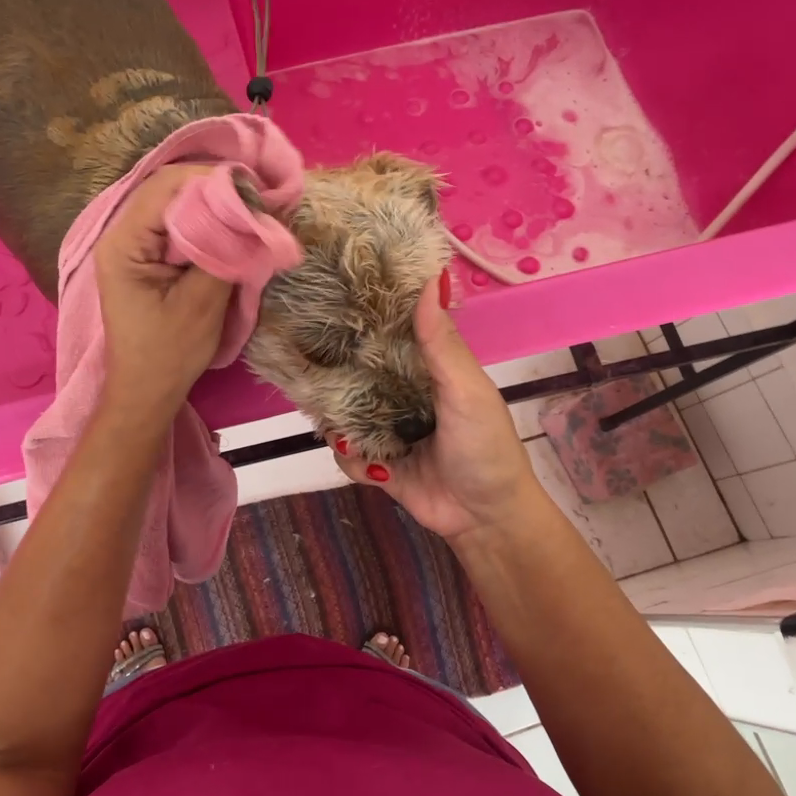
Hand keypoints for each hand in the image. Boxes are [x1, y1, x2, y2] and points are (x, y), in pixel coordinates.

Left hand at [95, 166, 234, 419]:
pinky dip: (206, 221)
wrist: (146, 392)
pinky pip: (177, 223)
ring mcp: (132, 244)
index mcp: (123, 243)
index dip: (212, 181)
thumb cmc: (168, 354)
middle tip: (257, 198)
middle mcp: (120, 234)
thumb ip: (224, 252)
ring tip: (249, 210)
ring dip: (213, 203)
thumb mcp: (201, 304)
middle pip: (169, 189)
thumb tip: (254, 212)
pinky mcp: (146, 256)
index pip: (166, 188)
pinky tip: (230, 227)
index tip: (254, 192)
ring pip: (175, 203)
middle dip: (215, 188)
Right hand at [329, 271, 539, 544]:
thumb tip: (432, 278)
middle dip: (334, 375)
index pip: (388, 333)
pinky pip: (347, 455)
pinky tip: (376, 469)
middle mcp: (401, 394)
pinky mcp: (376, 463)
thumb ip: (441, 342)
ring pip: (343, 414)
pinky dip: (354, 461)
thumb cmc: (486, 447)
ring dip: (339, 423)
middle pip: (355, 374)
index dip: (364, 318)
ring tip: (346, 431)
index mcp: (426, 370)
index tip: (331, 300)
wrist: (485, 517)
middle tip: (309, 369)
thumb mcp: (466, 390)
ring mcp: (387, 429)